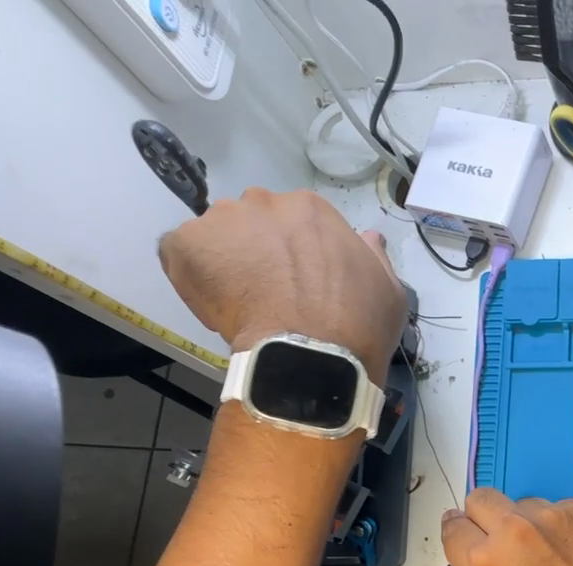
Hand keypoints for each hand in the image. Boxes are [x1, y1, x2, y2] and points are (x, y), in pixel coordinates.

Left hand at [158, 188, 405, 373]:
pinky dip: (195, 276)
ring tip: (242, 302)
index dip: (299, 254)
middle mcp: (264, 202)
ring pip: (219, 236)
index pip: (297, 221)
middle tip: (271, 292)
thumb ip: (373, 256)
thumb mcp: (389, 290)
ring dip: (228, 261)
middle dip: (260, 251)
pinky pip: (183, 254)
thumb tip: (367, 238)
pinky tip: (218, 305)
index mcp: (311, 209)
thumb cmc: (358, 325)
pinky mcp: (186, 245)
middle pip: (255, 222)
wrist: (314, 357)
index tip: (303, 282)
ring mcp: (221, 221)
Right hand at [442, 489, 572, 565]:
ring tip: (553, 551)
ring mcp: (550, 515)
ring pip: (526, 503)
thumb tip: (486, 557)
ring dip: (531, 521)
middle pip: (481, 498)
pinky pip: (562, 508)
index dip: (460, 530)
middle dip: (486, 514)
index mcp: (485, 562)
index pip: (453, 527)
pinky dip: (566, 525)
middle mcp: (513, 531)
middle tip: (504, 535)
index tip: (466, 530)